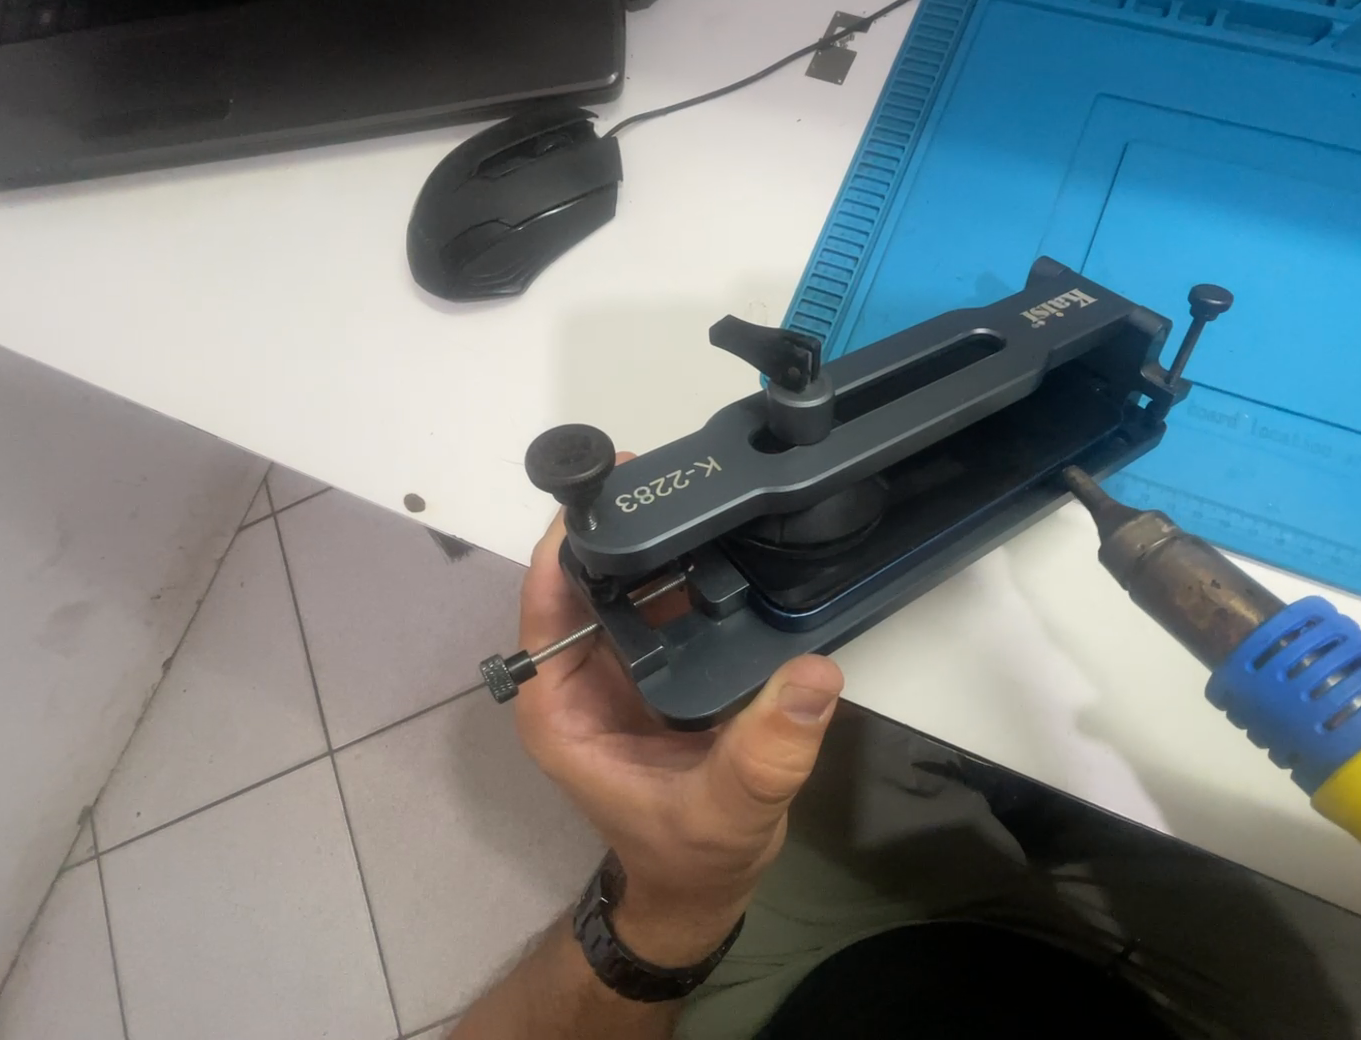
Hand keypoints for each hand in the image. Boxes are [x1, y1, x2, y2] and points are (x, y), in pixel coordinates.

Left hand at [509, 500, 845, 966]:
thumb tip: (812, 675)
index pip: (548, 602)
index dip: (568, 541)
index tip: (612, 487)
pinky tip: (733, 545)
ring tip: (716, 498)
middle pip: (589, 578)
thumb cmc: (694, 855)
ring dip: (665, 543)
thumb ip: (765, 753)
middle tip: (685, 479)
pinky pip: (669, 601)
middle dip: (628, 528)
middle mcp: (582, 674)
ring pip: (631, 582)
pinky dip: (695, 572)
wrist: (707, 880)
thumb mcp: (728, 809)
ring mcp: (622, 666)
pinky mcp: (660, 666)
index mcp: (563, 704)